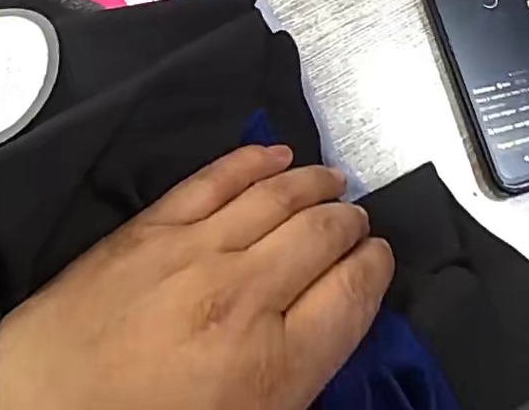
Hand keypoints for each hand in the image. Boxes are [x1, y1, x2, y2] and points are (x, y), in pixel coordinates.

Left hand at [0, 145, 392, 409]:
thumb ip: (301, 372)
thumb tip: (341, 307)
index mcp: (269, 370)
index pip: (355, 289)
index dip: (375, 266)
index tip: (374, 259)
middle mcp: (243, 300)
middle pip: (327, 232)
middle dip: (352, 222)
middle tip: (355, 223)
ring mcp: (196, 255)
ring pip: (283, 195)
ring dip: (317, 183)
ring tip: (332, 182)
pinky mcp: (153, 228)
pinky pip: (221, 177)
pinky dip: (256, 161)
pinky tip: (278, 156)